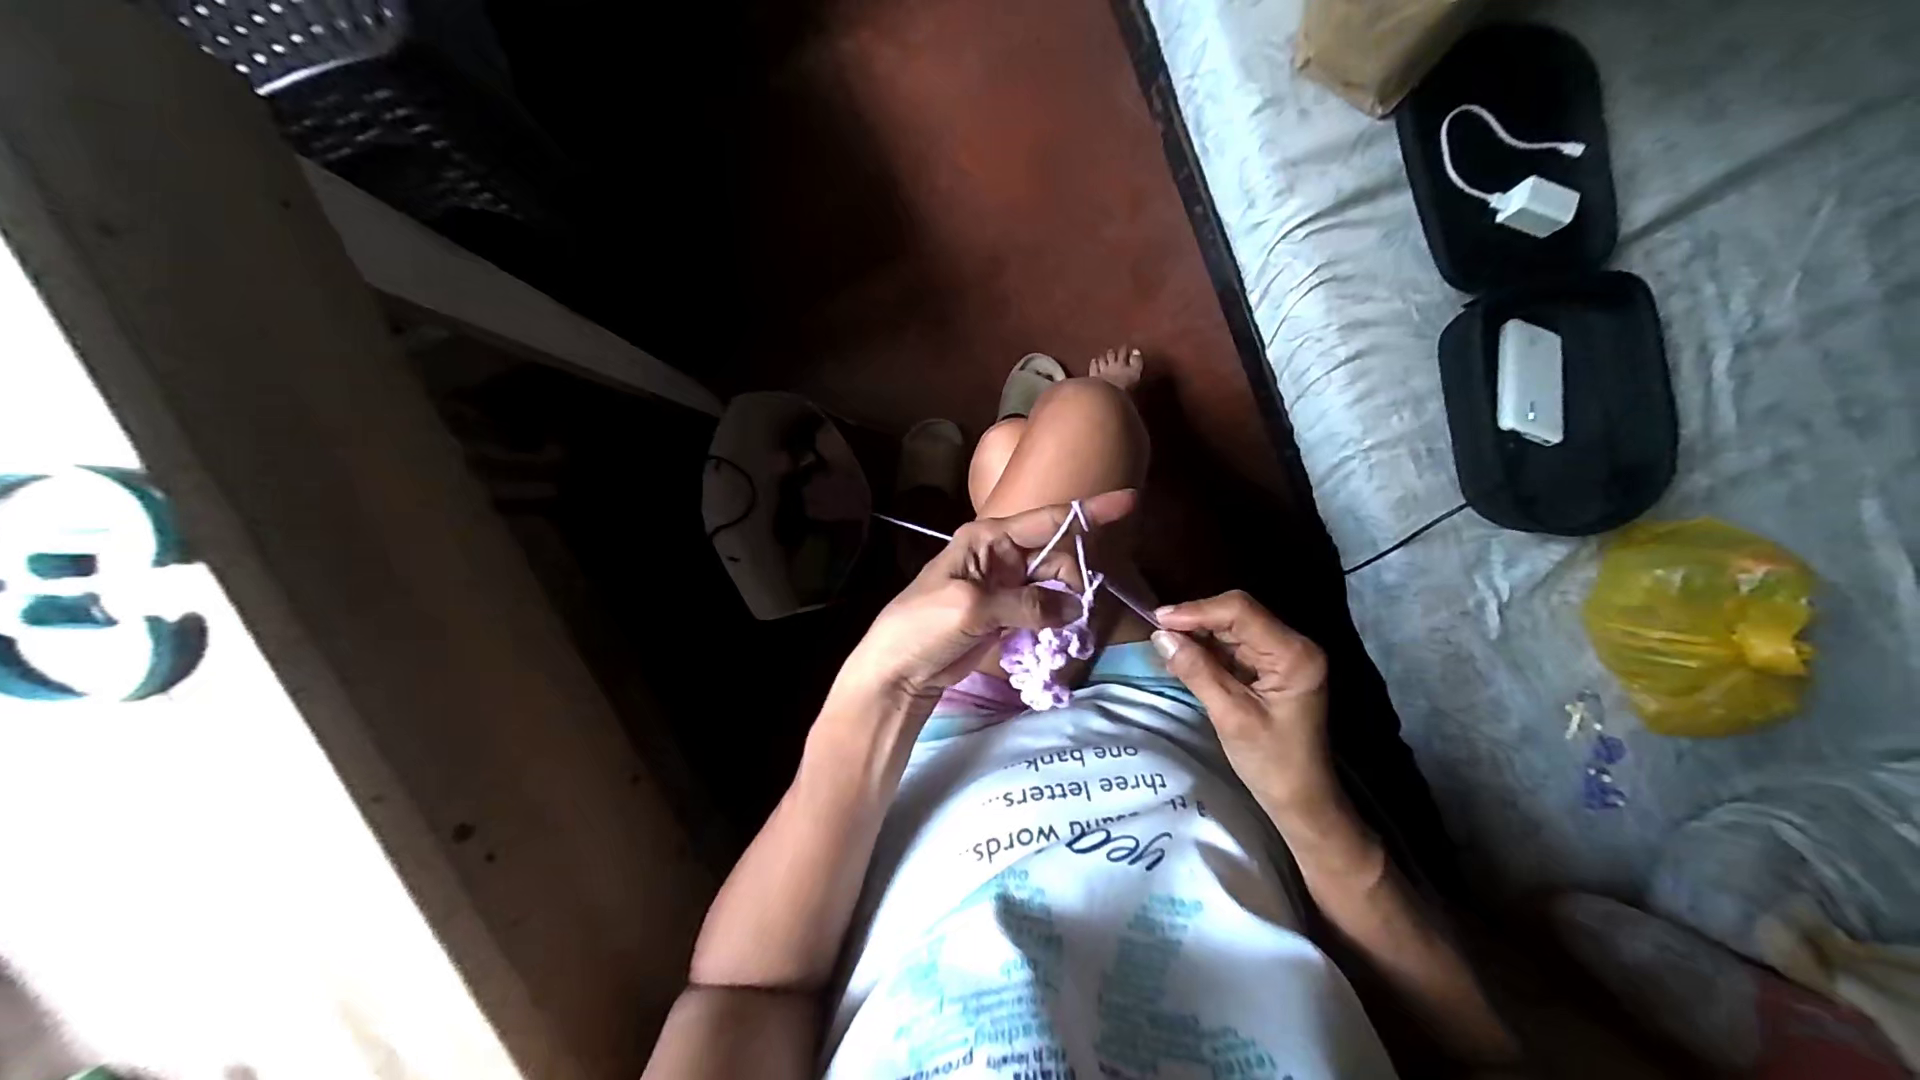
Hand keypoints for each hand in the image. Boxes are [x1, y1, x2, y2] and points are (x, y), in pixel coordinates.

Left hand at [835, 490, 1138, 707]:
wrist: (898, 669)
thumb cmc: (923, 626)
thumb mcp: (972, 608)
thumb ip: (1026, 603)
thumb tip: (1072, 608)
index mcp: (987, 538)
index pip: (1047, 519)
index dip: (1089, 511)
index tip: (1129, 500)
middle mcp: (1000, 556)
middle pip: (1057, 556)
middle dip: (1074, 580)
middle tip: (1073, 615)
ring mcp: (1005, 586)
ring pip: (1054, 587)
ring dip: (1065, 609)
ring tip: (1059, 638)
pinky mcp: (1006, 614)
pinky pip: (1044, 612)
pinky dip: (1054, 626)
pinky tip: (1052, 644)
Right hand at [1151, 591, 1336, 821]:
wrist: (1302, 799)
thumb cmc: (1272, 762)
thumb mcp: (1230, 716)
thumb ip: (1197, 671)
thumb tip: (1161, 637)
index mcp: (1293, 654)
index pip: (1241, 612)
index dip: (1197, 611)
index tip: (1159, 620)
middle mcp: (1292, 645)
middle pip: (1236, 614)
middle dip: (1195, 620)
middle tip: (1158, 633)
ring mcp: (1282, 655)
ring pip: (1231, 626)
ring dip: (1197, 633)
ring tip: (1165, 645)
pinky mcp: (1270, 667)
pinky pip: (1232, 645)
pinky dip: (1205, 648)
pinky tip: (1183, 656)